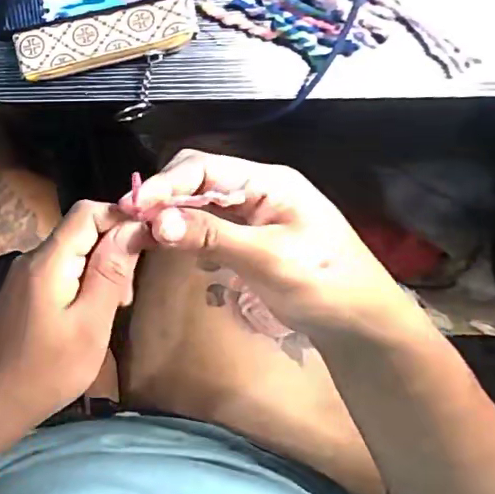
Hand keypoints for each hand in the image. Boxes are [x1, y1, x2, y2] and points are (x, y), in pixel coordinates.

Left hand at [0, 201, 145, 433]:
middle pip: (81, 229)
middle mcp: (32, 257)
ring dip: (101, 269)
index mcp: (48, 260)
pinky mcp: (24, 290)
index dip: (122, 217)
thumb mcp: (91, 324)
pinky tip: (91, 314)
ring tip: (114, 308)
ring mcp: (25, 274)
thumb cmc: (49, 369)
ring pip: (74, 250)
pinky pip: (61, 269)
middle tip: (127, 295)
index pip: (87, 212)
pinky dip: (84, 281)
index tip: (150, 241)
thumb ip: (111, 273)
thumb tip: (134, 228)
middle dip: (114, 249)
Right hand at [128, 150, 423, 342]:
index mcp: (268, 181)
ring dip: (167, 213)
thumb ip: (211, 236)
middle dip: (162, 195)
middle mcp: (254, 189)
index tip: (135, 206)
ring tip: (139, 231)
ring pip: (195, 202)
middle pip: (195, 178)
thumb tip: (157, 223)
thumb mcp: (268, 258)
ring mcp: (248, 213)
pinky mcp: (243, 237)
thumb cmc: (325, 284)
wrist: (362, 325)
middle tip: (132, 219)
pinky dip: (180, 232)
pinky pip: (203, 225)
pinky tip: (162, 243)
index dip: (165, 183)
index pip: (204, 168)